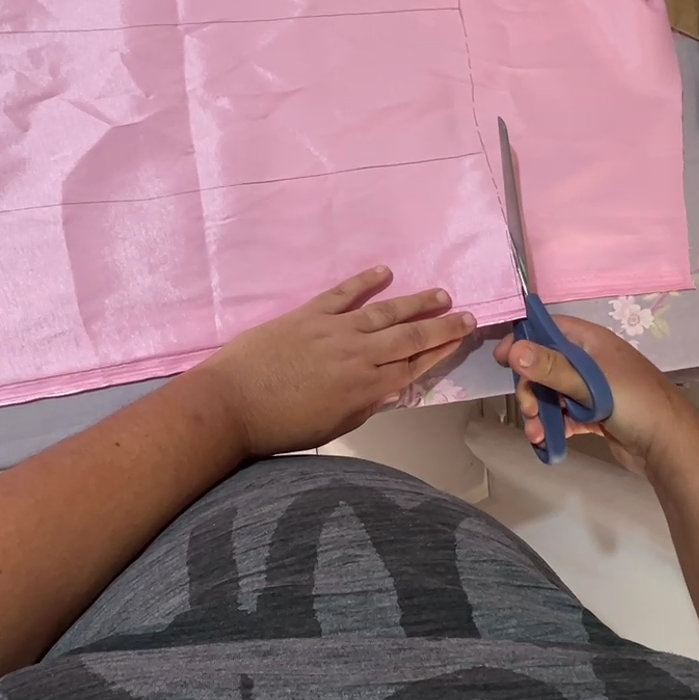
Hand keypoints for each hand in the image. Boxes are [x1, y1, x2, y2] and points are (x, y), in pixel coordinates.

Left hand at [194, 266, 475, 456]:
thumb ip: (365, 404)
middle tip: (468, 315)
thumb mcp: (334, 426)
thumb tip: (389, 387)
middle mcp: (359, 355)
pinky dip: (365, 281)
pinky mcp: (310, 314)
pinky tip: (385, 272)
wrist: (231, 405)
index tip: (464, 339)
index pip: (415, 366)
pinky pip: (344, 293)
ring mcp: (335, 330)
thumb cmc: (280, 427)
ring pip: (385, 312)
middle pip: (410, 337)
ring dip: (416, 302)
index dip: (443, 351)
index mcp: (366, 389)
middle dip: (443, 326)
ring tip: (440, 294)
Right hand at [492, 315, 679, 471]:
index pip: (549, 330)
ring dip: (538, 412)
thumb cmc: (635, 404)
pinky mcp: (594, 414)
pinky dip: (552, 426)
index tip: (502, 359)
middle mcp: (590, 362)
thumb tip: (513, 349)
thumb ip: (550, 367)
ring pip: (551, 394)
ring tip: (536, 432)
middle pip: (543, 366)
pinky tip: (546, 441)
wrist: (671, 448)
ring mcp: (592, 390)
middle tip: (529, 408)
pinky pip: (563, 415)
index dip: (523, 341)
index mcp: (591, 343)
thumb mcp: (590, 383)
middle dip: (530, 388)